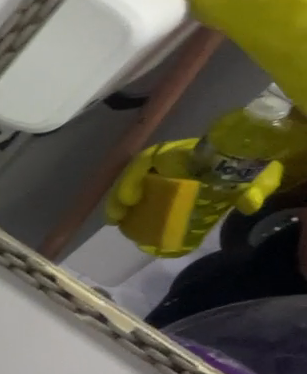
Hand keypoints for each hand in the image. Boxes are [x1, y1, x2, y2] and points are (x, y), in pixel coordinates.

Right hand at [108, 138, 283, 255]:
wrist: (254, 161)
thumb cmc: (252, 166)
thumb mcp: (259, 175)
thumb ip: (256, 187)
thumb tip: (249, 204)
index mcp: (188, 153)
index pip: (154, 157)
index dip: (136, 174)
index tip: (132, 198)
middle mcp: (169, 161)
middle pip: (134, 172)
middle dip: (121, 193)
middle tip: (116, 215)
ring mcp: (163, 172)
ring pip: (132, 182)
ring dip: (118, 201)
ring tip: (114, 220)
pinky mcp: (162, 184)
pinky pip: (138, 190)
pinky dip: (127, 204)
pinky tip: (123, 219)